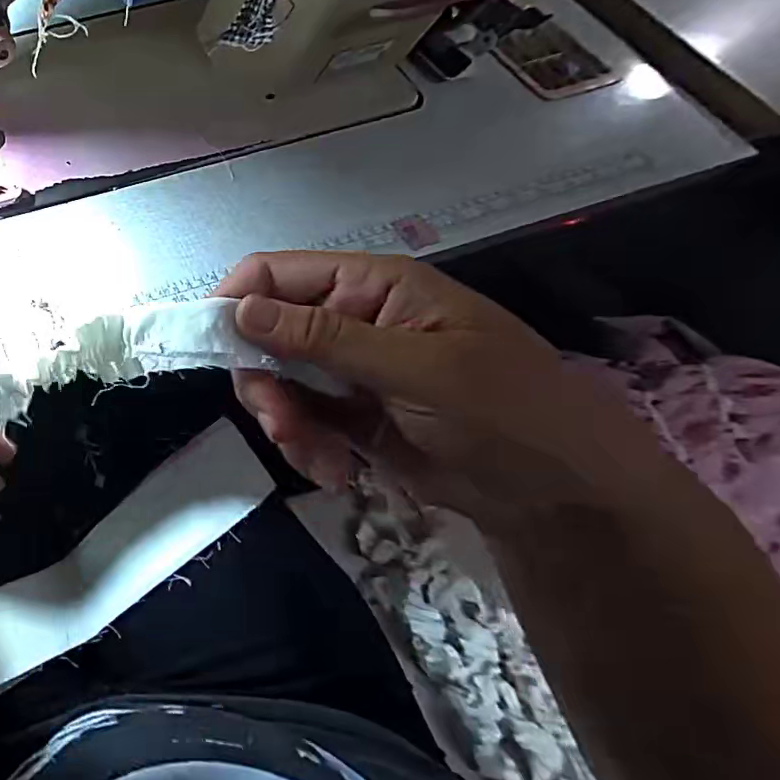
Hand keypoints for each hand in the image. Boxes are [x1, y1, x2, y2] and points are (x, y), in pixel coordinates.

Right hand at [213, 251, 668, 524]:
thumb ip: (325, 337)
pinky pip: (293, 415)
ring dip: (282, 418)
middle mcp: (348, 319)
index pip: (275, 273)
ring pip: (271, 378)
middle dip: (262, 378)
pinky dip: (301, 443)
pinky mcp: (343, 410)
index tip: (212, 344)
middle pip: (262, 331)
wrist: (568, 507)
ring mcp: (344, 367)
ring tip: (312, 455)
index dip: (236, 300)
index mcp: (371, 287)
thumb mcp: (420, 371)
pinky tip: (331, 470)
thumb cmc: (512, 417)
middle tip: (278, 421)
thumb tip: (240, 309)